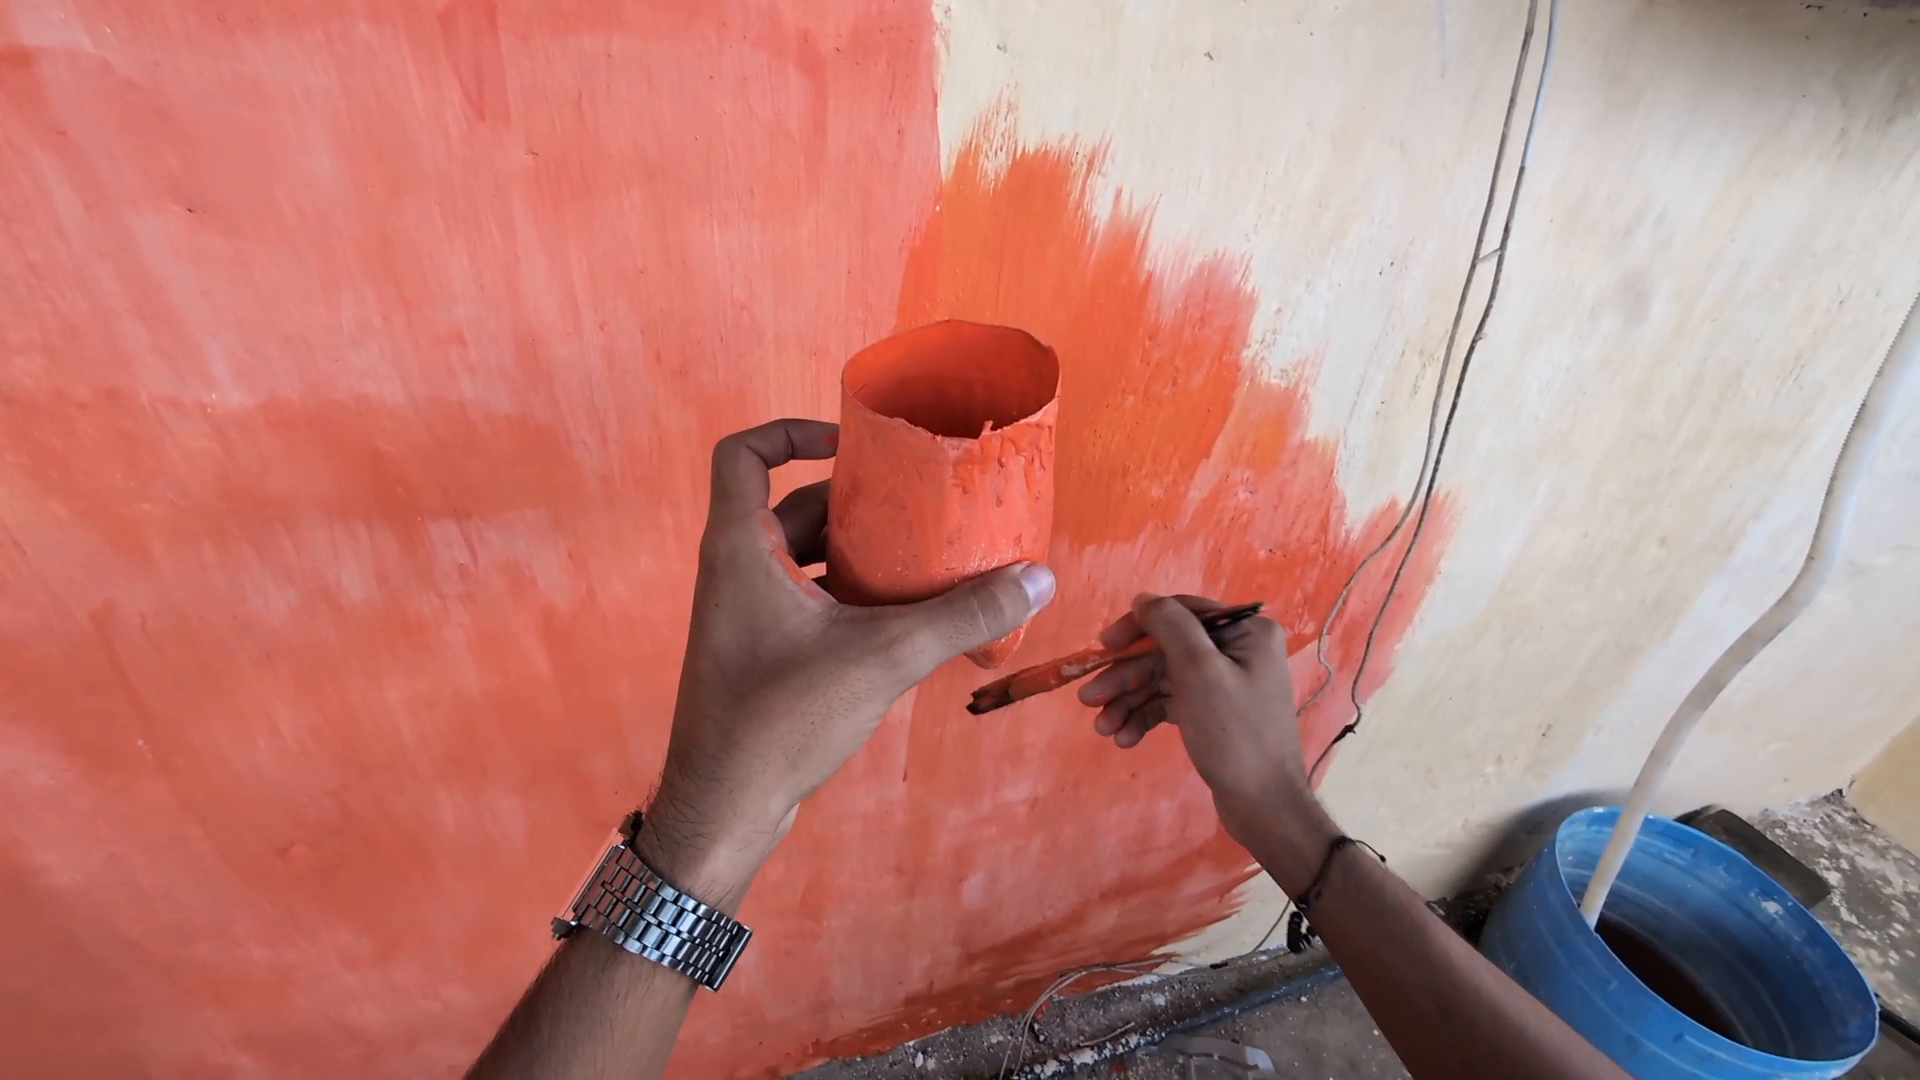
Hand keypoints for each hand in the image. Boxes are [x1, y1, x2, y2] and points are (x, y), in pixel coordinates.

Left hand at [644, 419, 1055, 903]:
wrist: (724, 811)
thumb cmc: (783, 718)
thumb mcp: (883, 656)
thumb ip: (962, 617)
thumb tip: (1038, 578)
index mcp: (740, 548)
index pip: (742, 454)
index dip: (790, 433)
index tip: (849, 444)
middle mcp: (735, 570)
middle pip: (792, 506)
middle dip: (853, 501)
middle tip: (915, 504)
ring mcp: (746, 614)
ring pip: (804, 557)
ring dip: (856, 550)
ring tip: (920, 554)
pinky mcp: (762, 650)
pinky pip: (807, 596)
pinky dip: (848, 592)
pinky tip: (900, 612)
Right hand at [1076, 594, 1330, 862]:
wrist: (1264, 807)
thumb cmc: (1234, 734)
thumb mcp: (1199, 672)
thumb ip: (1170, 626)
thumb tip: (1143, 599)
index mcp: (1245, 631)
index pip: (1179, 613)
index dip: (1136, 627)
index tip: (1104, 646)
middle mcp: (1237, 650)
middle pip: (1164, 650)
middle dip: (1125, 676)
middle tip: (1088, 699)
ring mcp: (1224, 682)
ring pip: (1161, 679)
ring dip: (1128, 700)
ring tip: (1103, 728)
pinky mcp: (1212, 711)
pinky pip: (1170, 702)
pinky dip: (1145, 716)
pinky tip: (1125, 737)